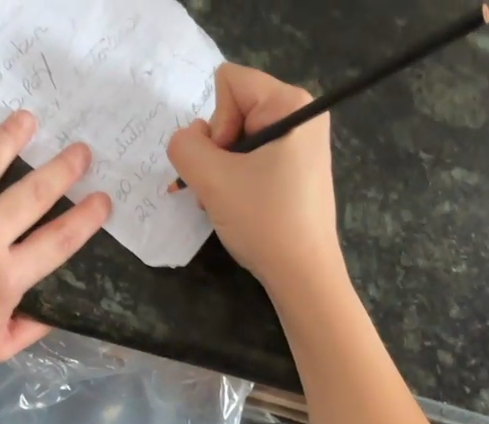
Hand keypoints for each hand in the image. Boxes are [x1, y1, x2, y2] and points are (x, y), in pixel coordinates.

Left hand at [0, 111, 112, 376]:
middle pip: (33, 192)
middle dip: (63, 168)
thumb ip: (31, 327)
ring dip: (12, 138)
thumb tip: (55, 309)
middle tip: (80, 151)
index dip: (87, 216)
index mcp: (6, 277)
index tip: (102, 198)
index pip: (59, 239)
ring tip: (27, 121)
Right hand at [168, 65, 341, 292]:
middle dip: (217, 151)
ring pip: (238, 142)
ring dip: (222, 173)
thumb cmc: (265, 222)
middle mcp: (301, 116)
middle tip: (222, 189)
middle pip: (233, 111)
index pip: (229, 82)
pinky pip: (252, 162)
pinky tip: (239, 210)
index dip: (215, 123)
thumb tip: (188, 141)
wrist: (303, 276)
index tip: (228, 162)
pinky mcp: (296, 174)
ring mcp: (300, 147)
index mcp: (291, 103)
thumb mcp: (213, 180)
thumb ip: (185, 147)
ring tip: (228, 204)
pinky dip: (237, 184)